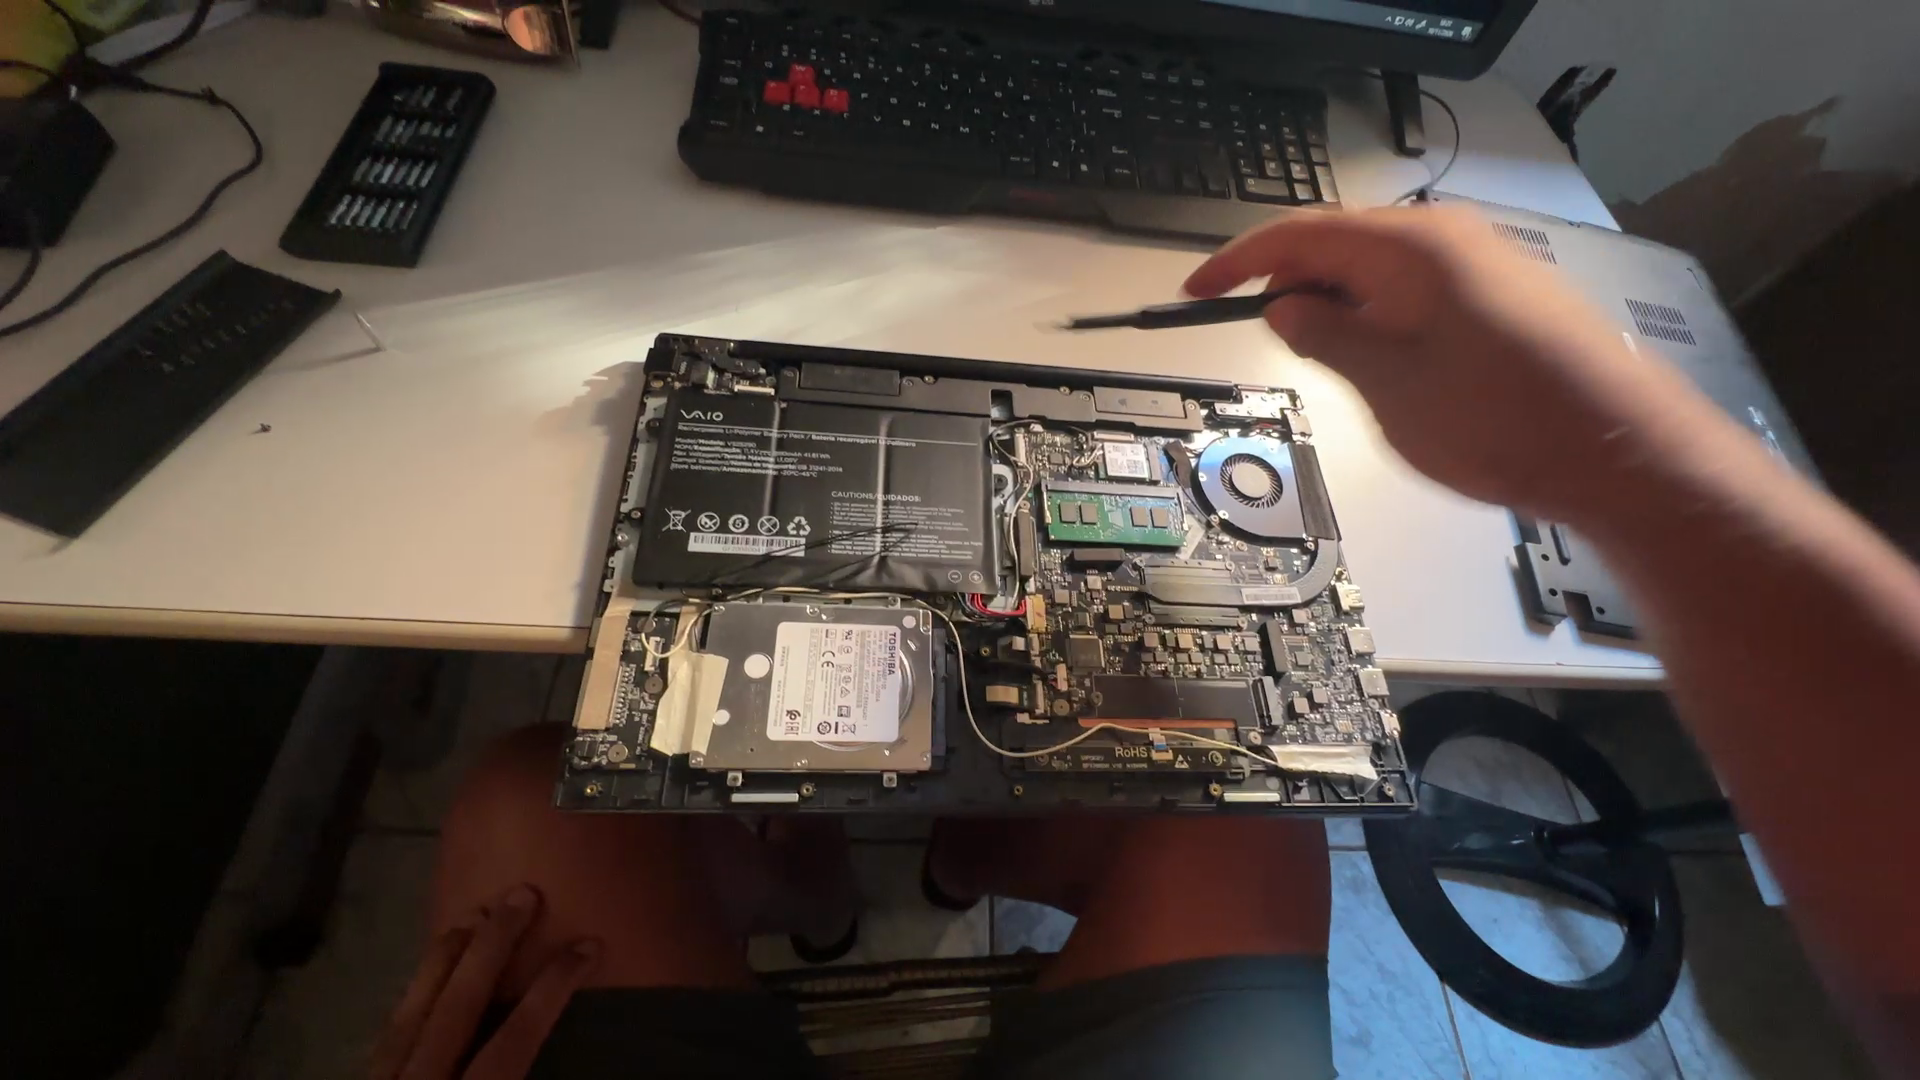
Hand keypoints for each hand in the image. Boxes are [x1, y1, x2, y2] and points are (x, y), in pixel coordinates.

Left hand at [369, 884, 599, 1079]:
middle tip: (523, 894)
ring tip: (473, 915)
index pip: (515, 1039)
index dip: (552, 989)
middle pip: (456, 1008)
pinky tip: (428, 976)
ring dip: (443, 960)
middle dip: (491, 948)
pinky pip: (386, 1036)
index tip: (589, 945)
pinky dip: (411, 996)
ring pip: (409, 1015)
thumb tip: (574, 1044)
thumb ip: (532, 1072)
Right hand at [1186, 206, 1731, 521]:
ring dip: (1324, 304)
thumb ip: (1323, 336)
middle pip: (1334, 246)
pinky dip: (1363, 315)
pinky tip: (1360, 353)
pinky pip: (1402, 292)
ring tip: (1303, 351)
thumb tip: (1282, 307)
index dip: (1236, 263)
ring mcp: (1472, 268)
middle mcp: (1444, 243)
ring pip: (1368, 272)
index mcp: (1411, 249)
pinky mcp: (1488, 298)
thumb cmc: (1497, 417)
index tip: (1192, 293)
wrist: (1614, 452)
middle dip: (1281, 283)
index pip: (1299, 236)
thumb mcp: (1384, 382)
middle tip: (1243, 327)